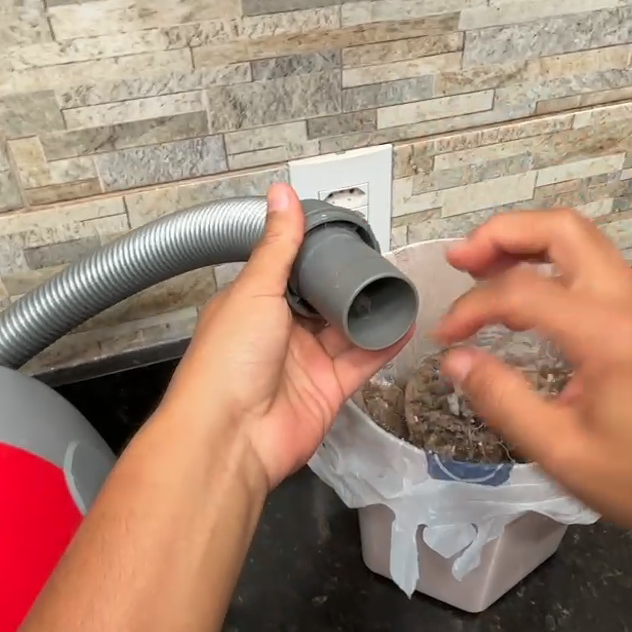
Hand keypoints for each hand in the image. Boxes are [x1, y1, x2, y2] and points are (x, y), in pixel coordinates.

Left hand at [161, 184, 410, 491]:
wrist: (230, 436)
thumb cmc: (227, 360)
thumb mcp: (255, 289)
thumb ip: (279, 245)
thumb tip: (282, 194)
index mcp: (254, 303)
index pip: (292, 271)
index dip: (318, 256)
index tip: (348, 239)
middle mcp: (280, 331)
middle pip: (324, 302)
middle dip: (351, 285)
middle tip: (382, 263)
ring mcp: (305, 362)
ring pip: (347, 331)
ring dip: (372, 313)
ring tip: (400, 289)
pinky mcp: (328, 390)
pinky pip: (361, 362)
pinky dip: (383, 344)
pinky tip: (403, 325)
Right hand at [432, 210, 631, 552]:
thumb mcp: (561, 451)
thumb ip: (501, 399)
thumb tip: (454, 361)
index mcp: (605, 334)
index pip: (521, 291)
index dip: (471, 307)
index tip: (445, 337)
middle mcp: (626, 302)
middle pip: (561, 228)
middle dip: (502, 233)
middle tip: (459, 259)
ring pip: (579, 237)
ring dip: (526, 241)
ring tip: (480, 266)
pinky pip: (592, 263)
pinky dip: (549, 260)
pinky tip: (522, 291)